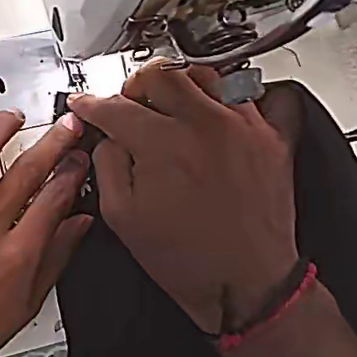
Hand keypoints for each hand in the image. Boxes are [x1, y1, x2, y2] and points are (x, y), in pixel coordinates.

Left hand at [0, 109, 94, 356]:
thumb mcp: (22, 308)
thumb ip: (54, 260)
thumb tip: (78, 227)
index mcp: (14, 257)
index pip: (54, 196)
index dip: (72, 170)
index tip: (77, 159)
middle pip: (25, 169)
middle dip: (53, 140)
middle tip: (62, 127)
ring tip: (11, 118)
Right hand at [68, 63, 298, 334]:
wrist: (246, 283)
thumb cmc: (189, 259)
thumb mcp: (122, 217)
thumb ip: (107, 165)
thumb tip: (106, 138)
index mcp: (162, 143)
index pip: (116, 106)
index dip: (91, 104)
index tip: (86, 104)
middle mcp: (204, 125)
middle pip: (159, 75)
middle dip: (133, 85)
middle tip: (127, 103)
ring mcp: (241, 127)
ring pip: (204, 74)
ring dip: (178, 83)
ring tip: (168, 103)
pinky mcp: (270, 138)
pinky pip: (251, 94)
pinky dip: (225, 95)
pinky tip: (212, 112)